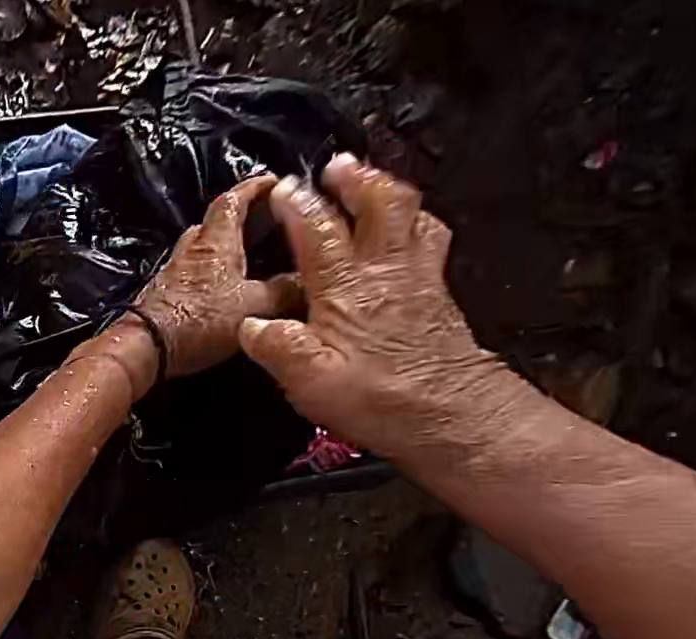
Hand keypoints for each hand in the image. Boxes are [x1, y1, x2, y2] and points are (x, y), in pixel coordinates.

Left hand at [129, 175, 301, 380]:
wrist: (146, 347)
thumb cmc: (199, 320)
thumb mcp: (254, 306)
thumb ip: (283, 291)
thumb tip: (306, 283)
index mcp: (216, 240)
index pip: (234, 199)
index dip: (256, 187)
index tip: (276, 182)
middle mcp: (192, 249)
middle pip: (218, 222)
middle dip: (244, 218)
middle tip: (269, 223)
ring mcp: (174, 272)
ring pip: (204, 248)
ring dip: (226, 247)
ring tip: (251, 256)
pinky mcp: (165, 295)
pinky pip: (194, 273)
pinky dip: (213, 272)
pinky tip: (224, 288)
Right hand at [237, 155, 529, 460]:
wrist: (445, 414)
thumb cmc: (373, 396)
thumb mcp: (307, 378)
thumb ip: (274, 346)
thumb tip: (250, 325)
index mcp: (345, 286)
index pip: (318, 230)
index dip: (298, 205)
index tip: (283, 188)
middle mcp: (385, 271)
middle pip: (380, 203)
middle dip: (357, 179)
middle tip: (338, 166)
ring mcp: (418, 279)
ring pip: (412, 216)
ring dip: (390, 195)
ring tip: (373, 188)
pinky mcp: (436, 297)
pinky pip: (429, 242)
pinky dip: (415, 225)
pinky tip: (406, 237)